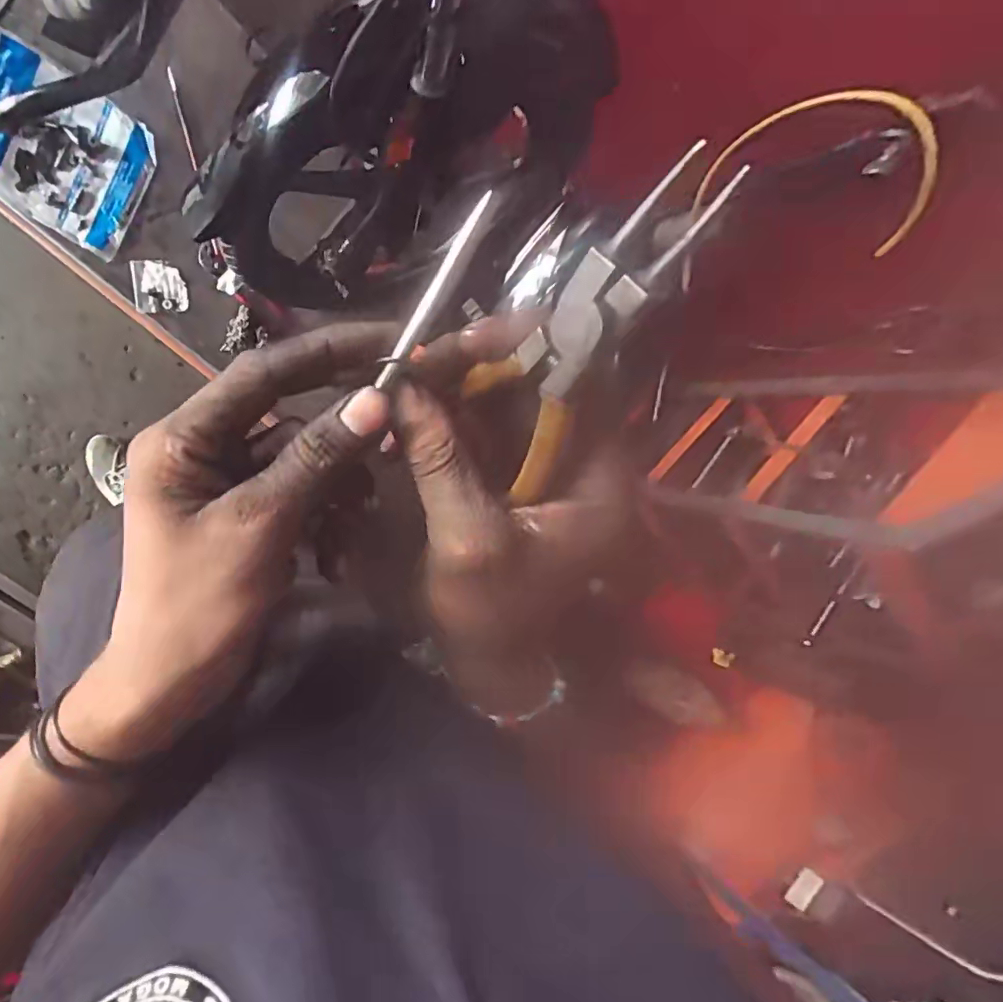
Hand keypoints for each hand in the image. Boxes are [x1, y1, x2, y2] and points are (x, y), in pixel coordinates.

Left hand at [64, 324, 394, 756]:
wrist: (167, 683)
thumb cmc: (198, 607)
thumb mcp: (259, 526)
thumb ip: (315, 459)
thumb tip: (375, 399)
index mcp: (180, 439)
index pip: (259, 374)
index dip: (325, 352)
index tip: (386, 341)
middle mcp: (196, 448)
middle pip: (278, 410)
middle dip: (336, 418)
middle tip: (396, 409)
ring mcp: (218, 481)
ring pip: (290, 451)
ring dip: (333, 467)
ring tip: (367, 493)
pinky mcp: (238, 511)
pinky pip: (288, 486)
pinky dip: (320, 497)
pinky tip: (345, 519)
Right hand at [390, 321, 631, 720]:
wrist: (493, 666)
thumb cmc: (489, 615)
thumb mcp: (465, 539)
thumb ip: (439, 460)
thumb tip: (403, 390)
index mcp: (598, 480)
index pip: (583, 381)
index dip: (533, 346)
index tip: (470, 335)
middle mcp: (584, 463)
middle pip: (547, 383)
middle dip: (487, 362)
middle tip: (426, 357)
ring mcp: (550, 469)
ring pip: (515, 401)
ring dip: (465, 384)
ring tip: (414, 376)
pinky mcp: (517, 479)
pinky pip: (492, 428)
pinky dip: (455, 414)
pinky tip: (418, 407)